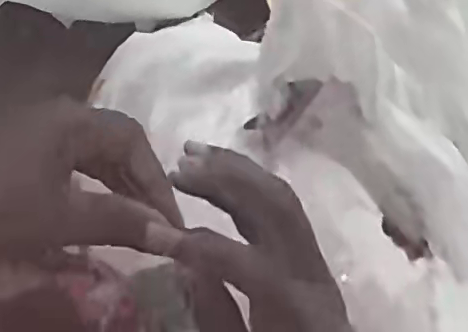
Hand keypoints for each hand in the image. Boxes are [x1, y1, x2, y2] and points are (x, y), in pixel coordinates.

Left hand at [0, 99, 186, 263]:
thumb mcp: (62, 218)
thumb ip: (117, 220)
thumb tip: (169, 232)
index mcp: (72, 118)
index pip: (131, 137)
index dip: (156, 178)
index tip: (172, 219)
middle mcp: (59, 112)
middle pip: (114, 138)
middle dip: (139, 179)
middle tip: (159, 221)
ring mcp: (39, 126)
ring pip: (93, 149)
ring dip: (117, 182)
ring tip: (135, 219)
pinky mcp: (24, 145)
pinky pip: (72, 158)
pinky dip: (93, 182)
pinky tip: (97, 209)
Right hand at [168, 142, 351, 331]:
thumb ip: (217, 316)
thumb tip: (185, 263)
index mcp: (296, 307)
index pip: (242, 260)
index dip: (195, 243)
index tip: (152, 229)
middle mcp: (312, 272)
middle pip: (272, 205)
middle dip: (224, 178)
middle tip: (179, 164)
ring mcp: (315, 258)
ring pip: (278, 194)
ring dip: (235, 167)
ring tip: (193, 152)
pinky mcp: (310, 251)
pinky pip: (281, 202)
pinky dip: (248, 179)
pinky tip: (219, 170)